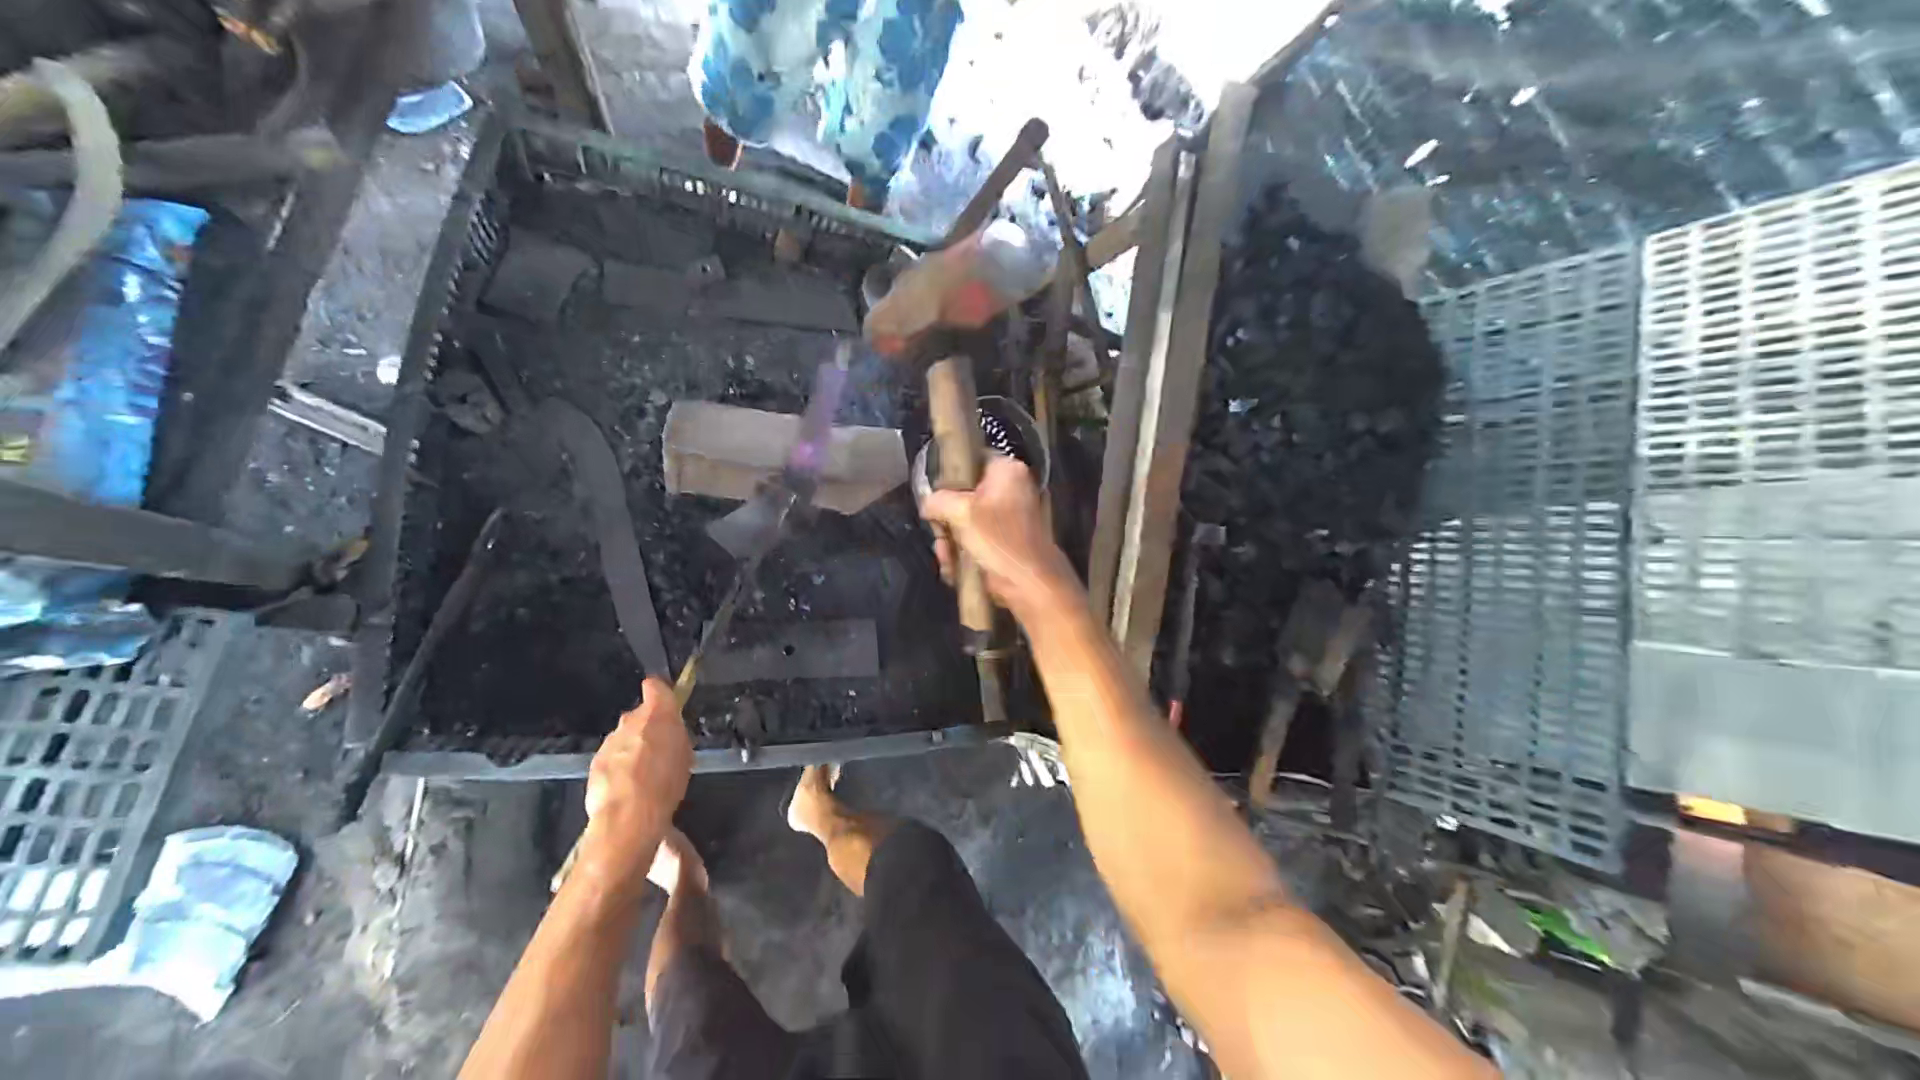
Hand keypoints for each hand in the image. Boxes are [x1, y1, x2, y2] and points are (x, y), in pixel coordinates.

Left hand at [577, 678, 691, 897]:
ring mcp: (609, 742)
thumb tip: (671, 731)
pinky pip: (611, 759)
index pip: (655, 686)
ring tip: (645, 776)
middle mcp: (630, 722)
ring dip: (632, 750)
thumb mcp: (686, 755)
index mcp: (658, 714)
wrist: (628, 816)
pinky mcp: (595, 763)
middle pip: (639, 716)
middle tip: (661, 751)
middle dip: (648, 729)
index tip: (666, 702)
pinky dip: (619, 768)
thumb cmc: (666, 783)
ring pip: (624, 738)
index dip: (660, 693)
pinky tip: (628, 789)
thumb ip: (676, 735)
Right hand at [920, 456, 1078, 616]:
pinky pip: (979, 541)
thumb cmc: (999, 541)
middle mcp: (1014, 489)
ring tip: (947, 557)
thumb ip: (938, 501)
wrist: (1032, 585)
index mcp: (1008, 471)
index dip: (949, 478)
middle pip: (966, 496)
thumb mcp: (961, 513)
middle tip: (940, 534)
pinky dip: (965, 554)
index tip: (936, 498)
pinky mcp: (1010, 543)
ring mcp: (1013, 518)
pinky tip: (956, 569)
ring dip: (952, 541)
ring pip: (969, 522)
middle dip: (947, 520)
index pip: (971, 460)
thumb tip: (928, 503)